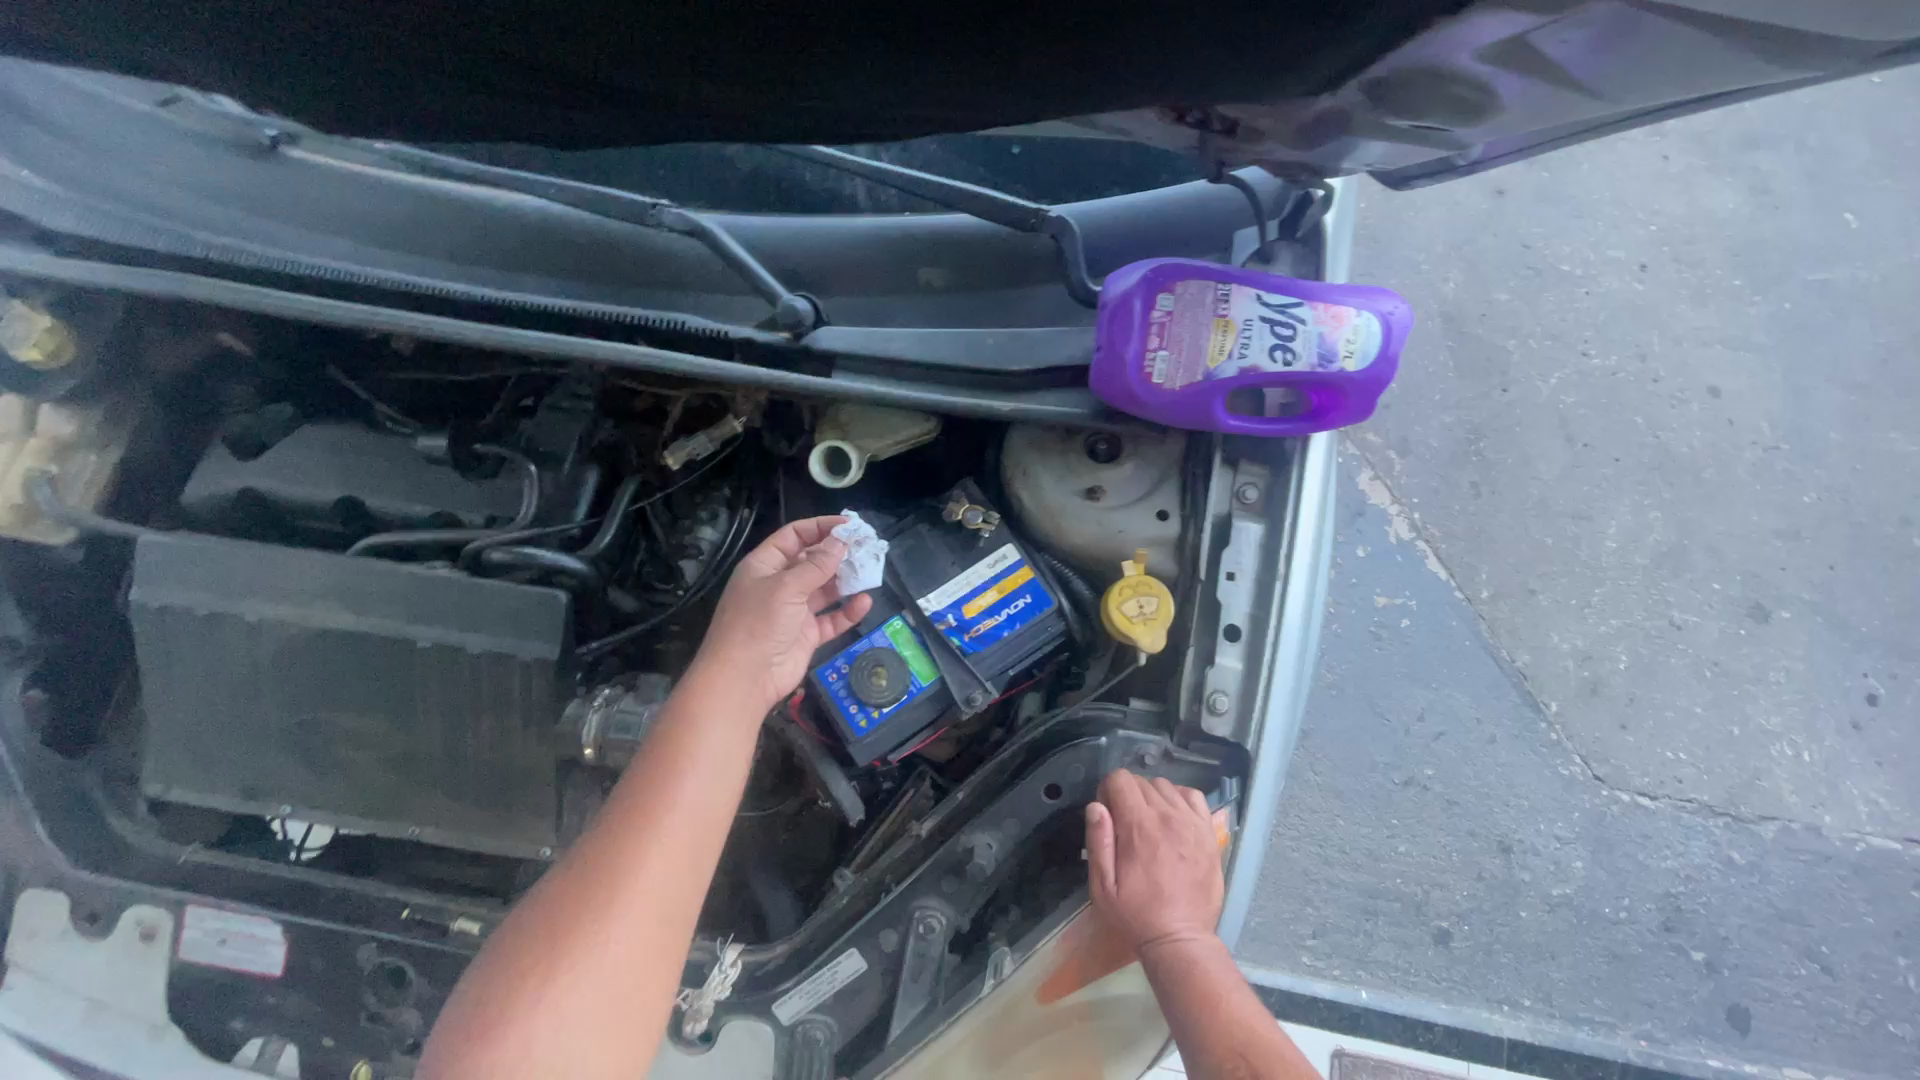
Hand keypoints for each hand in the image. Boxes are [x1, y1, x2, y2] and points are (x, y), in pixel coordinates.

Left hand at [688, 516, 873, 715]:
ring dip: (846, 581)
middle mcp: (779, 584)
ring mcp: (794, 611)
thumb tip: (841, 542)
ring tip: (870, 572)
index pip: (794, 536)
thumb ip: (816, 565)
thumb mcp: (786, 587)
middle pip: (812, 561)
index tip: (848, 525)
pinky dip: (848, 611)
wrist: (744, 678)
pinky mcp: (807, 634)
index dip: (820, 527)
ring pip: (825, 589)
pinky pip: (832, 618)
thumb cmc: (757, 623)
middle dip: (838, 554)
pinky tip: (864, 602)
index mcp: (765, 566)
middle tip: (867, 548)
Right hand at [1085, 769, 1223, 954]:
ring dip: (1152, 797)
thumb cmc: (1136, 915)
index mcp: (1138, 826)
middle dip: (1127, 795)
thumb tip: (1096, 806)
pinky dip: (1180, 799)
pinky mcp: (1209, 834)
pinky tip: (1173, 817)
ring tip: (1149, 823)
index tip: (1108, 817)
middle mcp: (1167, 816)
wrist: (1181, 940)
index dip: (1108, 792)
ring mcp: (1192, 823)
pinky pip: (1194, 797)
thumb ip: (1098, 841)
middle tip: (1125, 826)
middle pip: (1142, 781)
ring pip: (1167, 787)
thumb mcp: (1103, 886)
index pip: (1120, 779)